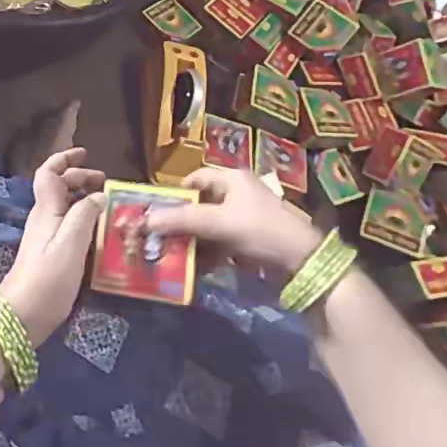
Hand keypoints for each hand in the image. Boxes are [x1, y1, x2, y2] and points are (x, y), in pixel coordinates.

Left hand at [0, 147, 104, 344]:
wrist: (23, 315)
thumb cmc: (47, 278)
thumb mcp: (71, 244)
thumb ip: (85, 215)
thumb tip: (98, 195)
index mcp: (46, 210)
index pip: (48, 173)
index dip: (64, 159)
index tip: (85, 153)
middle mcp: (43, 218)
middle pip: (58, 187)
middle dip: (80, 178)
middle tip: (105, 182)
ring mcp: (45, 236)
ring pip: (64, 205)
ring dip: (83, 197)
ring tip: (107, 202)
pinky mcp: (50, 253)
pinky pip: (68, 224)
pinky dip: (84, 217)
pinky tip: (99, 230)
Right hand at [144, 167, 322, 277]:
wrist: (301, 262)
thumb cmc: (259, 230)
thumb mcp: (218, 223)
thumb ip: (182, 220)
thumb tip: (146, 221)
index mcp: (232, 179)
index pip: (196, 179)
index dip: (176, 193)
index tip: (158, 211)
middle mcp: (237, 195)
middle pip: (200, 205)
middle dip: (180, 222)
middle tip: (159, 237)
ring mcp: (243, 219)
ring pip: (208, 227)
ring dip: (191, 241)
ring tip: (171, 255)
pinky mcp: (248, 241)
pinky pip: (219, 244)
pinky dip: (206, 254)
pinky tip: (193, 267)